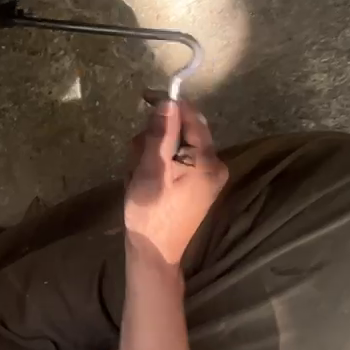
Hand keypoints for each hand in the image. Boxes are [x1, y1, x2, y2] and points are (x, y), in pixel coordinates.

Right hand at [124, 100, 228, 265]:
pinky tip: (144, 180)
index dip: (168, 104)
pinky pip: (177, 162)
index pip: (191, 117)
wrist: (155, 253)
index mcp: (208, 161)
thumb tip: (168, 102)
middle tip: (134, 157)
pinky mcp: (198, 187)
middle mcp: (215, 166)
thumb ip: (160, 135)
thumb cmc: (151, 213)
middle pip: (182, 132)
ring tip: (136, 175)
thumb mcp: (150, 170)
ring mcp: (208, 178)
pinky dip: (158, 165)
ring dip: (152, 153)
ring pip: (176, 147)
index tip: (144, 96)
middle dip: (154, 138)